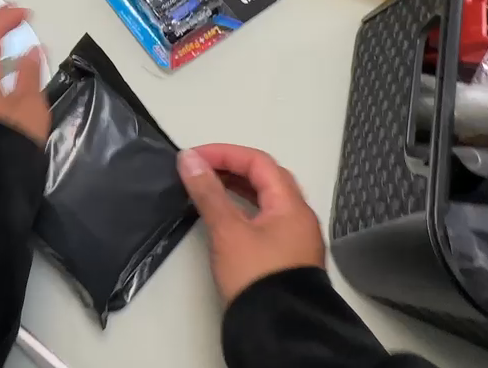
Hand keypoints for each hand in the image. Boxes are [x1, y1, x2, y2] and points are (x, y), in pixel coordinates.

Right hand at [177, 144, 325, 302]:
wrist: (281, 334)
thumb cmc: (256, 277)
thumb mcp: (226, 231)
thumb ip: (207, 191)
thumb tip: (188, 159)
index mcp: (292, 207)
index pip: (258, 162)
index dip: (224, 153)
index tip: (193, 158)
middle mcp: (299, 219)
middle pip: (265, 177)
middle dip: (230, 166)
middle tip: (200, 168)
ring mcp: (295, 240)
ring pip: (265, 198)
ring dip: (236, 186)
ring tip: (206, 186)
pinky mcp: (286, 257)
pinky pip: (264, 217)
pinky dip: (242, 206)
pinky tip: (223, 214)